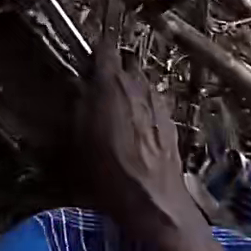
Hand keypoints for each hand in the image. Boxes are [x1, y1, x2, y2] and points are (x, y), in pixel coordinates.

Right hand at [79, 23, 202, 240]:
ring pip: (142, 81)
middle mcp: (138, 84)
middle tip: (101, 83)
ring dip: (130, 86)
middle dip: (115, 67)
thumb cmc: (109, 169)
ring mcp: (158, 101)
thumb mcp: (80, 134)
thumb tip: (79, 84)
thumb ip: (79, 101)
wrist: (155, 204)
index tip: (87, 59)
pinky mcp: (171, 121)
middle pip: (127, 61)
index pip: (105, 47)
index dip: (95, 50)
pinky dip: (144, 105)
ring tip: (119, 106)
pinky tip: (137, 126)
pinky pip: (154, 101)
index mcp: (111, 82)